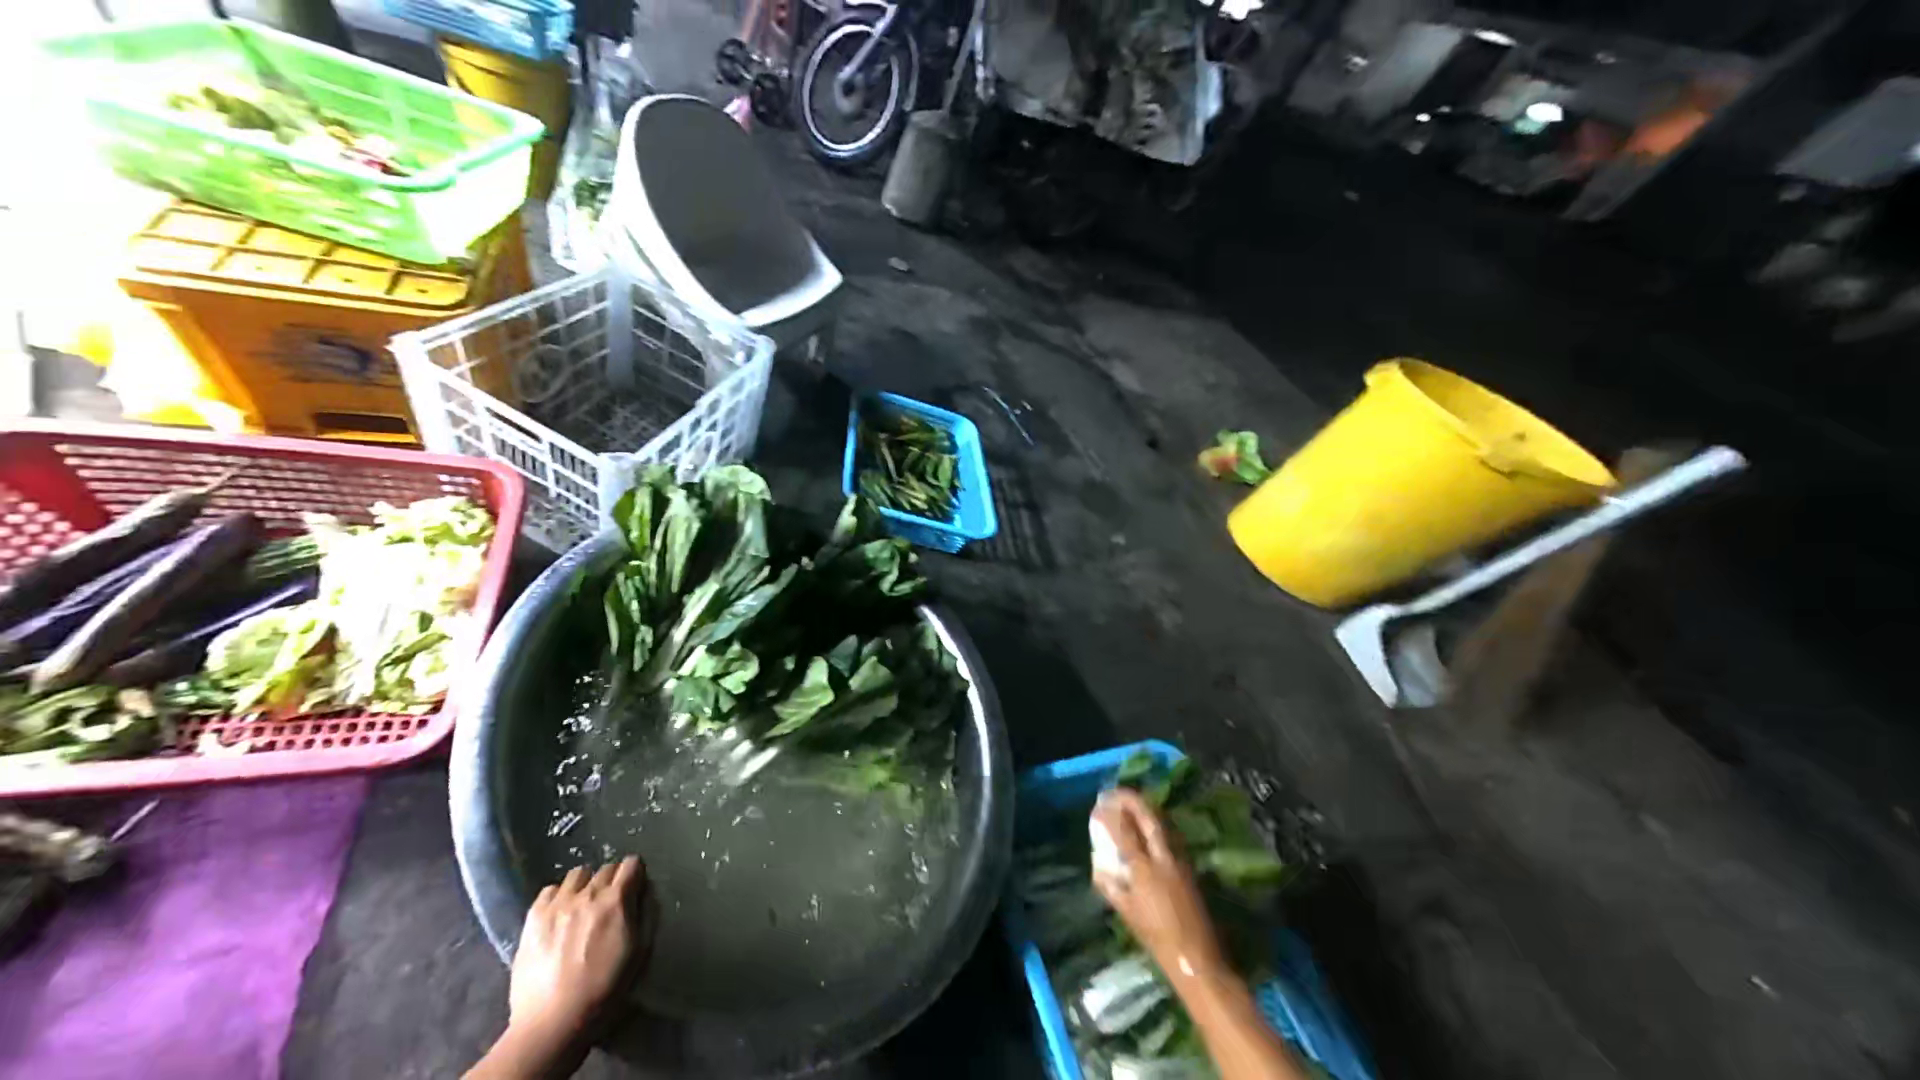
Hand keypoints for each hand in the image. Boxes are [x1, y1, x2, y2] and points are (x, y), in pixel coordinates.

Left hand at [509, 857, 646, 1041]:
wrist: (552, 1021)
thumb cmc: (604, 989)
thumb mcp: (639, 952)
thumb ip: (645, 915)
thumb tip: (644, 892)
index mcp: (616, 901)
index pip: (631, 864)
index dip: (636, 873)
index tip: (634, 886)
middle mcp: (588, 894)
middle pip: (606, 868)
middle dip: (612, 880)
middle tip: (609, 902)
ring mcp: (557, 904)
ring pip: (577, 874)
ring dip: (585, 884)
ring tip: (582, 905)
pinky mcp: (533, 917)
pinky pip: (549, 890)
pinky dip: (558, 896)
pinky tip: (560, 914)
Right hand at [1089, 789, 1224, 980]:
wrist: (1197, 958)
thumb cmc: (1157, 939)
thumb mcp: (1127, 913)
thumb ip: (1111, 886)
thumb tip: (1099, 867)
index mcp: (1144, 869)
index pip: (1124, 830)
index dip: (1111, 814)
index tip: (1100, 804)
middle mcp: (1163, 857)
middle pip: (1148, 816)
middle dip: (1132, 800)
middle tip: (1117, 793)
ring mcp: (1180, 860)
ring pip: (1163, 823)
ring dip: (1146, 809)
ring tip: (1131, 805)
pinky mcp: (1190, 867)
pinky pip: (1171, 836)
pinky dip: (1157, 825)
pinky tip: (1149, 829)